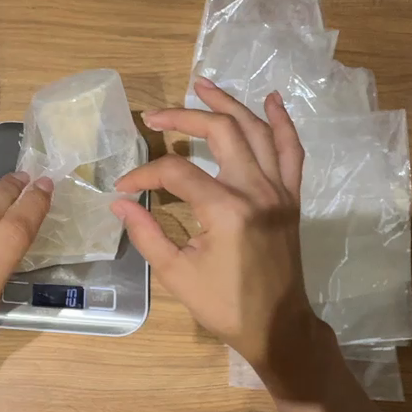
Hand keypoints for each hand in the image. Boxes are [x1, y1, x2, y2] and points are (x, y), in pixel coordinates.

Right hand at [109, 78, 336, 390]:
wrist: (277, 324)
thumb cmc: (224, 304)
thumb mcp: (176, 274)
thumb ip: (146, 233)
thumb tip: (120, 202)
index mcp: (227, 210)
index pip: (176, 171)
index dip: (144, 173)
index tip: (123, 187)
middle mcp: (257, 190)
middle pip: (220, 132)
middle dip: (182, 118)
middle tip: (153, 117)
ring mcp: (279, 190)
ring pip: (256, 130)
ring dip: (228, 104)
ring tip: (201, 86)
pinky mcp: (291, 196)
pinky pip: (291, 150)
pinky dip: (281, 122)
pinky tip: (270, 100)